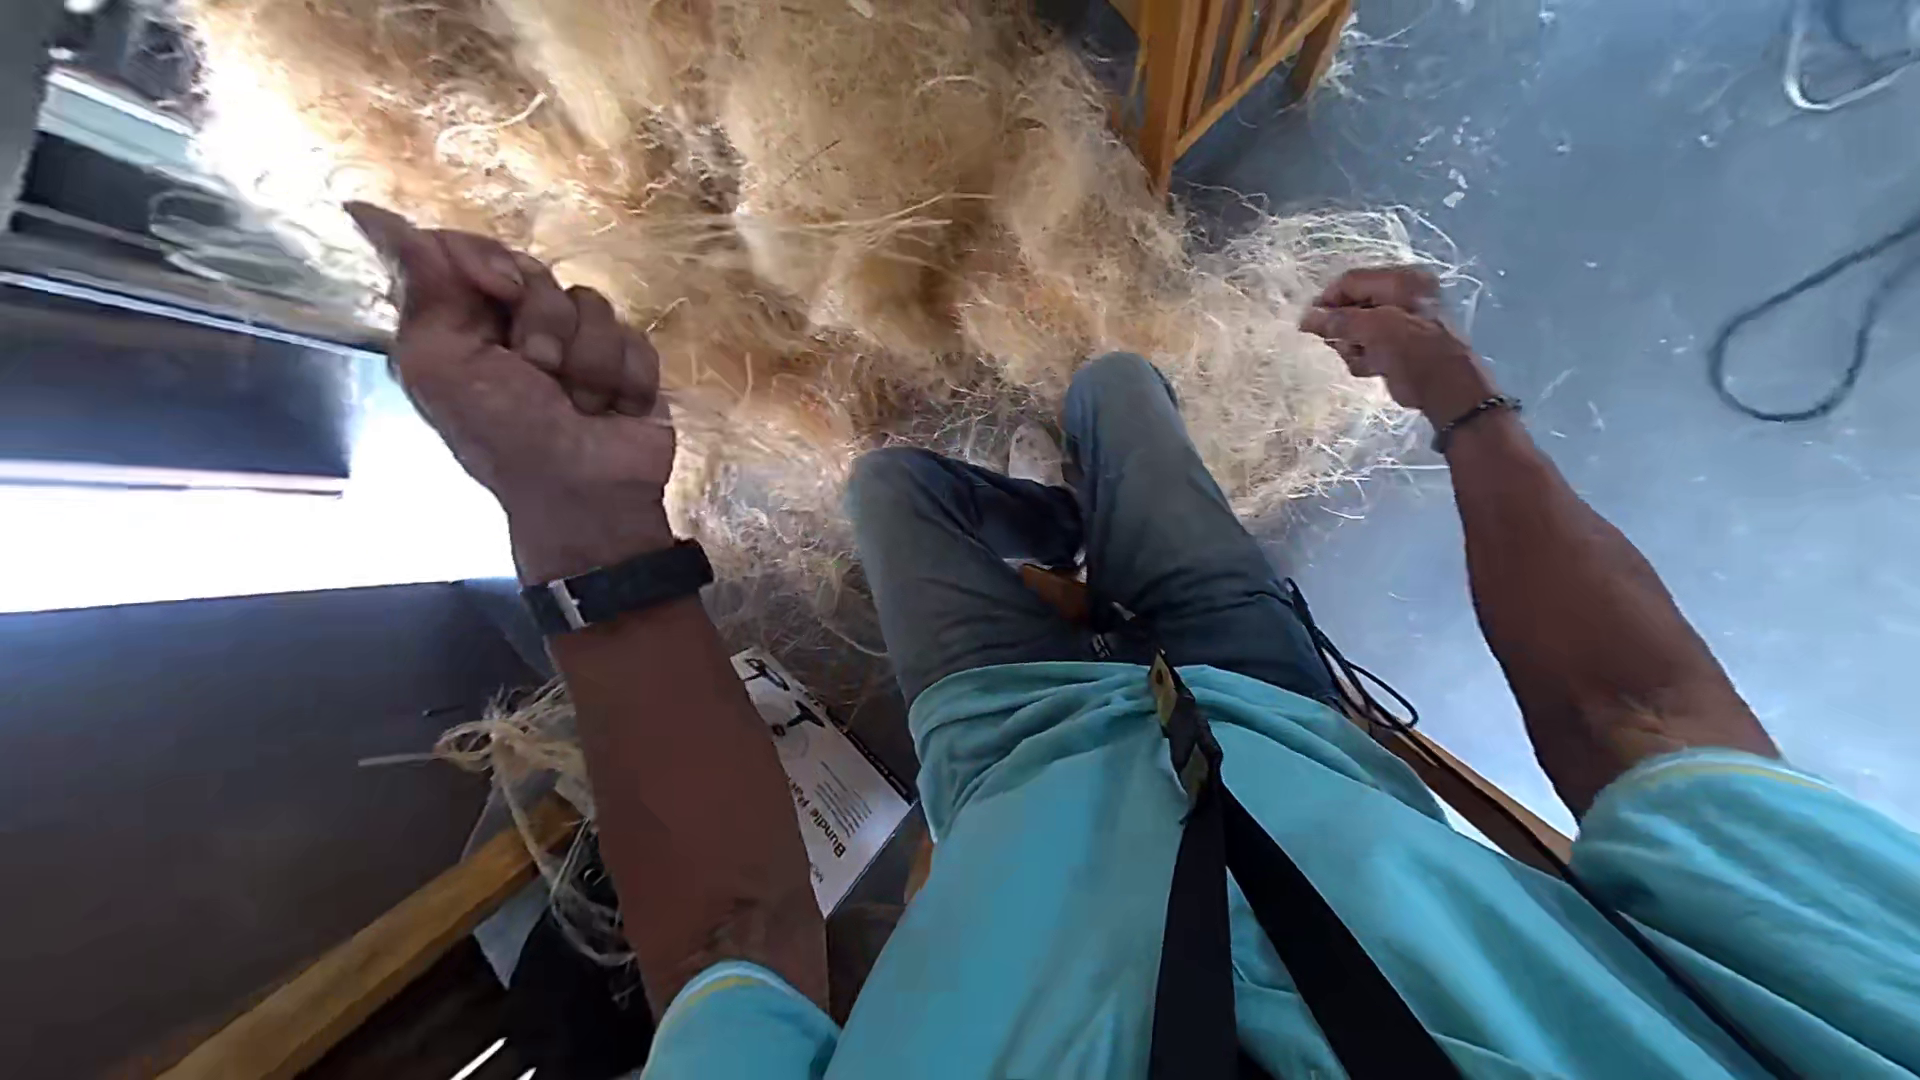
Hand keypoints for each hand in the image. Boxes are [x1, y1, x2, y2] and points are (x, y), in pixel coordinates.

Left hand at [345, 202, 676, 582]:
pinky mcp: (630, 366)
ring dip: (589, 362)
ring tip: (583, 404)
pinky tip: (616, 408)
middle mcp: (521, 326)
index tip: (499, 291)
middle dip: (545, 323)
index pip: (469, 249)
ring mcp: (581, 345)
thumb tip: (366, 210)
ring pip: (596, 304)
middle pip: (538, 272)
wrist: (587, 489)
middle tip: (541, 370)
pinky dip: (627, 378)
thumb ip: (420, 289)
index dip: (489, 262)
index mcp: (463, 323)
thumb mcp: (443, 366)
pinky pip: (636, 339)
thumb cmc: (507, 435)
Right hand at [1300, 267, 1499, 423]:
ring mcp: (1397, 321)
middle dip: (1340, 330)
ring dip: (1350, 348)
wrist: (1444, 387)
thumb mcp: (1374, 328)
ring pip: (1352, 330)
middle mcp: (1400, 296)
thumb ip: (1338, 320)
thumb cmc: (1413, 349)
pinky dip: (1361, 358)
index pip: (1349, 282)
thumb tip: (1306, 318)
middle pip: (1348, 307)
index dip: (1326, 302)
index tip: (1309, 325)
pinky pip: (1362, 347)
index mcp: (1401, 281)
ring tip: (1363, 358)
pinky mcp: (1393, 344)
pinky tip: (1373, 367)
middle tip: (1345, 345)